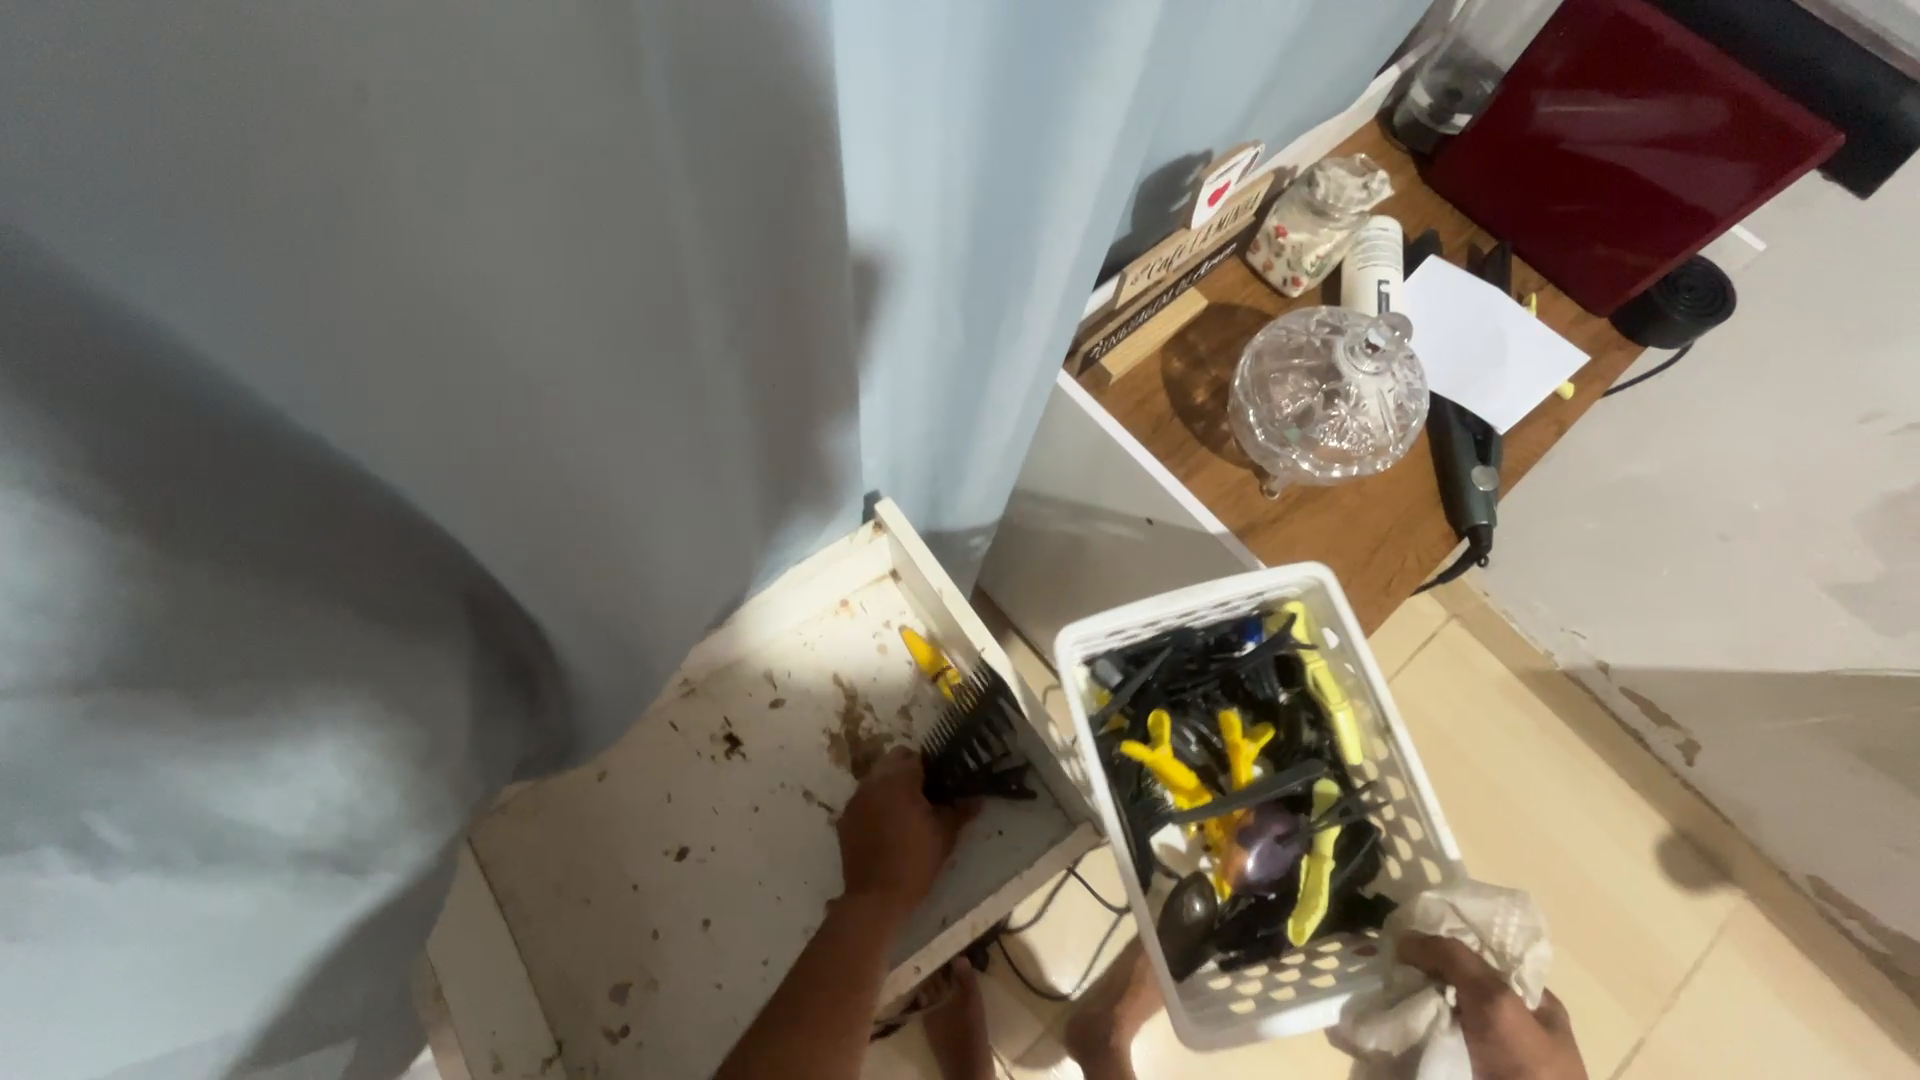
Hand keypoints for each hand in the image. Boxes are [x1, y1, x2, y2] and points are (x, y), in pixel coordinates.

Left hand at [835, 748, 975, 919]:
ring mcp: (855, 800)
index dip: (928, 766)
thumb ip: (960, 811)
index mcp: (899, 780)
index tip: (939, 783)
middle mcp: (872, 782)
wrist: (875, 897)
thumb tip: (977, 799)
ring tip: (904, 812)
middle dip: (907, 771)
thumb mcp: (945, 835)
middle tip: (924, 795)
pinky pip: (863, 800)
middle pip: (891, 761)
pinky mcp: (844, 819)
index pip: (914, 755)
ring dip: (889, 787)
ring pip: (875, 779)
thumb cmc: (916, 861)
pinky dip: (874, 805)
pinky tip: (885, 827)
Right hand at [1398, 932, 1587, 1079]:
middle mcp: (1509, 1023)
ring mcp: (1484, 1052)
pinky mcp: (1459, 1071)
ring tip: (1373, 988)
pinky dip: (1405, 1031)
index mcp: (1533, 1002)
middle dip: (1419, 973)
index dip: (1443, 942)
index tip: (1405, 936)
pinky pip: (1427, 1041)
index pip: (1481, 956)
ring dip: (1407, 1002)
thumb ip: (1454, 959)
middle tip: (1382, 962)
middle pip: (1454, 983)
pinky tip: (1383, 1019)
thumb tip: (1404, 938)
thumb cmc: (1526, 1069)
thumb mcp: (1496, 1002)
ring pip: (1436, 1013)